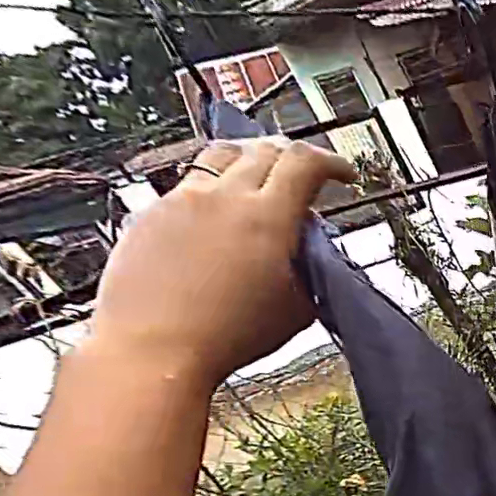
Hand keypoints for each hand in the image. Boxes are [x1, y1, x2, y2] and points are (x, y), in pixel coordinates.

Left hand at [86, 138, 357, 390]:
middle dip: (294, 158)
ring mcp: (181, 200)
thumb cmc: (233, 333)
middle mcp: (223, 198)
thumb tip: (306, 243)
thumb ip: (310, 265)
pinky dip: (218, 188)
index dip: (331, 162)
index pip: (304, 164)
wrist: (157, 345)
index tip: (344, 174)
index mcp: (267, 218)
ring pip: (222, 157)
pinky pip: (191, 183)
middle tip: (310, 175)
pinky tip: (226, 215)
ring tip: (265, 183)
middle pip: (263, 150)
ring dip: (252, 162)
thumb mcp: (299, 305)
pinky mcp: (152, 213)